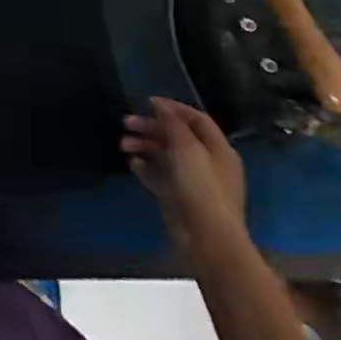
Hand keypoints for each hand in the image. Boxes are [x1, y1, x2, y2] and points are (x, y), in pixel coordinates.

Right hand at [122, 97, 247, 260]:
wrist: (208, 238)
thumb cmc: (201, 188)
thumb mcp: (188, 149)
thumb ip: (174, 124)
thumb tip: (161, 105)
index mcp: (217, 148)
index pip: (196, 119)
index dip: (173, 108)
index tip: (147, 101)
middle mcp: (207, 162)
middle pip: (177, 136)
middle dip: (151, 127)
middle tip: (126, 122)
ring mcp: (193, 181)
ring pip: (166, 156)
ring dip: (145, 146)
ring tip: (123, 145)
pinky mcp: (179, 197)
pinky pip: (161, 176)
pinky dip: (147, 168)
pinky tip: (133, 164)